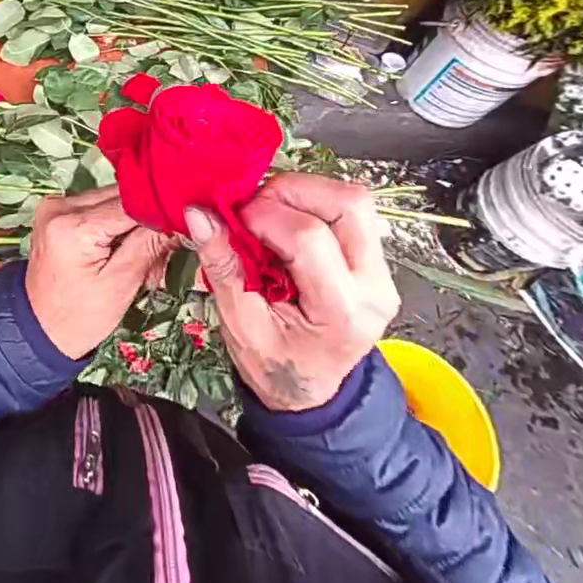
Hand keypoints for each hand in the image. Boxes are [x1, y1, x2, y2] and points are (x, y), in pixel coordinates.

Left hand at [25, 187, 172, 358]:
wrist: (37, 332)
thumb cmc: (79, 318)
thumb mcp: (121, 284)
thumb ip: (150, 245)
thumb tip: (185, 218)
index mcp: (72, 226)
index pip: (131, 203)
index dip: (161, 211)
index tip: (185, 223)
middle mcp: (61, 205)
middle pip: (123, 196)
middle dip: (149, 218)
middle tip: (165, 249)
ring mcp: (57, 205)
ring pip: (114, 198)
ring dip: (135, 220)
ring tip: (146, 252)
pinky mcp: (59, 210)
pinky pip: (100, 205)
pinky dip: (119, 222)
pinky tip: (126, 245)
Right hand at [186, 173, 398, 410]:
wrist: (311, 391)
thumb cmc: (275, 367)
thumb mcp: (241, 325)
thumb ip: (223, 266)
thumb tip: (200, 215)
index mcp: (342, 314)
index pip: (309, 237)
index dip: (265, 216)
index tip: (235, 220)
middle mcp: (374, 287)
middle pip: (347, 204)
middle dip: (292, 190)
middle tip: (255, 206)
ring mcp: (382, 272)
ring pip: (354, 200)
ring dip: (305, 192)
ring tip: (270, 211)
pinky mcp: (376, 260)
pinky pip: (352, 211)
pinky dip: (314, 202)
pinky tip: (287, 220)